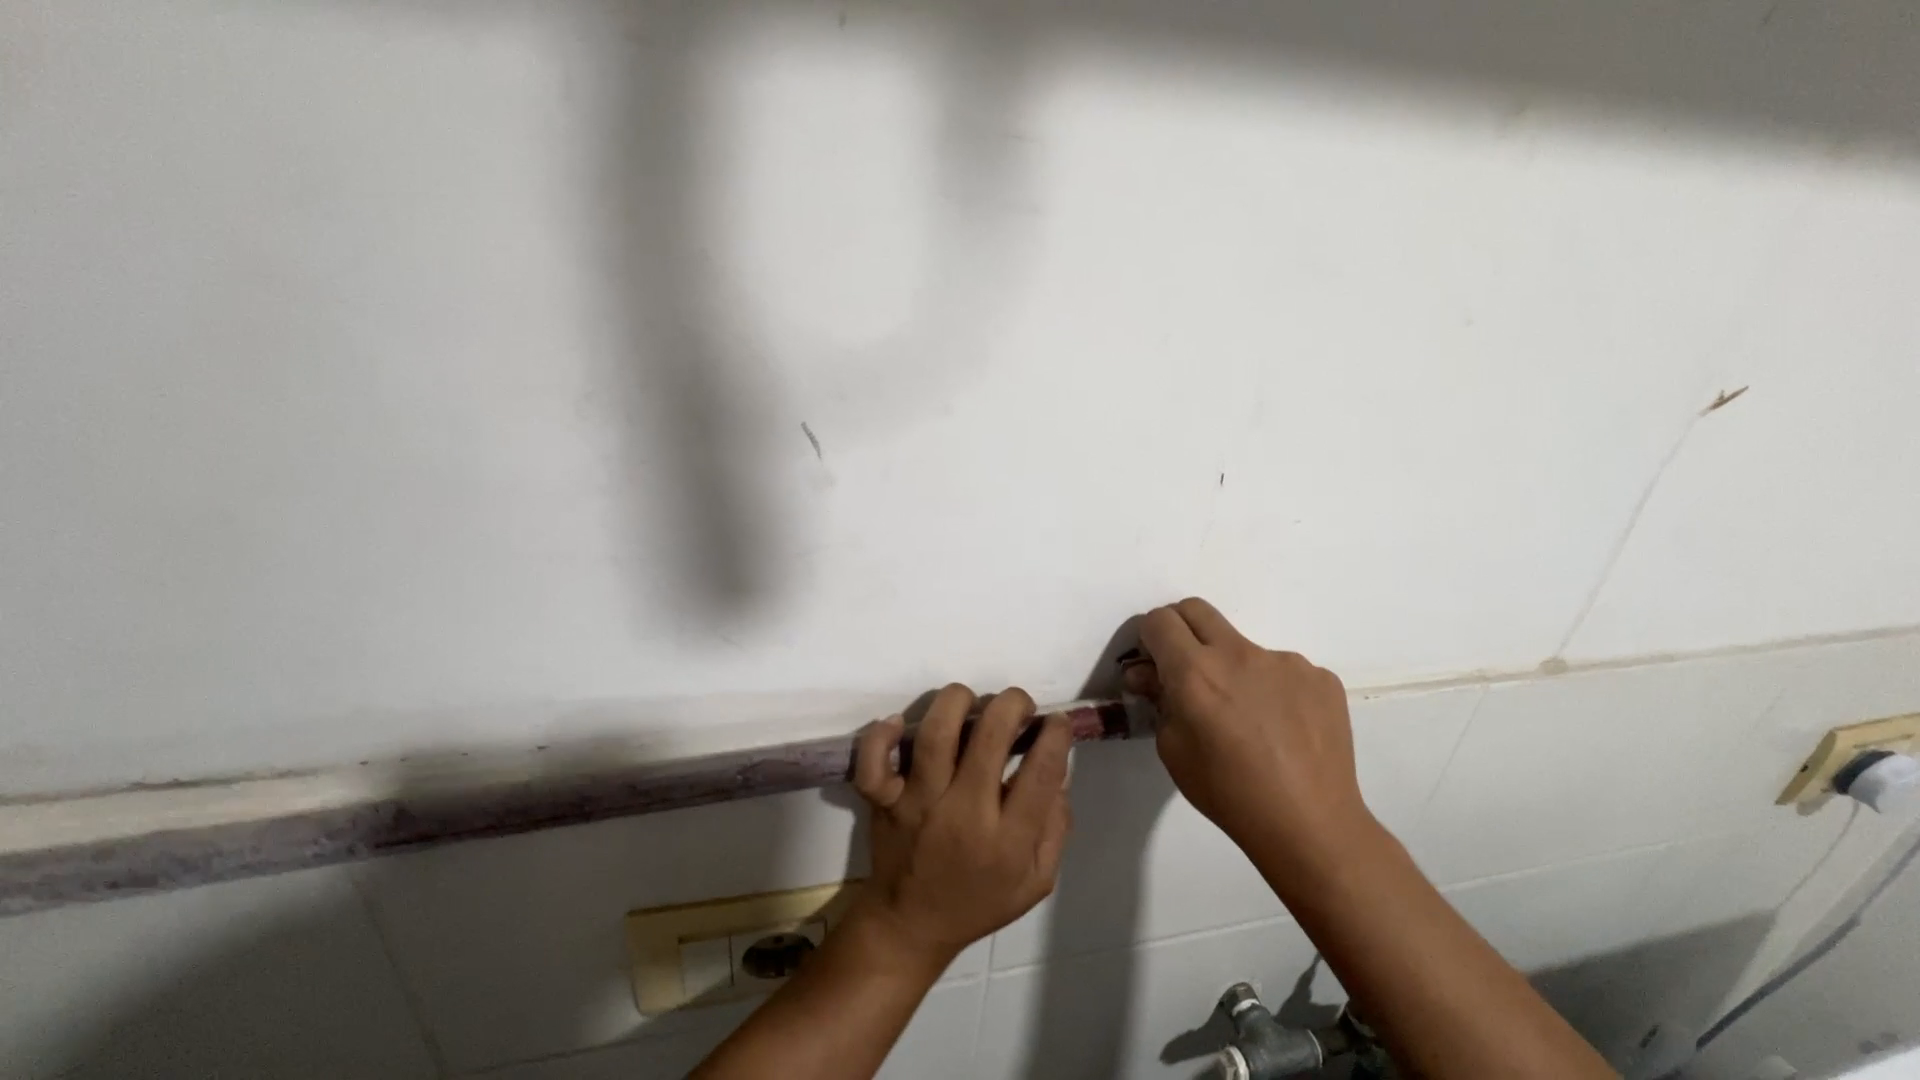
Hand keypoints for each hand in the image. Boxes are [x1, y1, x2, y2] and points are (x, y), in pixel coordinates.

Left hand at [849, 685, 1072, 967]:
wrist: (911, 925)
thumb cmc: (979, 901)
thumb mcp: (1036, 881)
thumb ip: (1055, 828)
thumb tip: (1060, 772)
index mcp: (1008, 840)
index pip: (1041, 772)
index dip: (1055, 735)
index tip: (1055, 722)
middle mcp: (964, 815)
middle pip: (990, 737)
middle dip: (1012, 704)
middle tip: (1019, 705)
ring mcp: (919, 805)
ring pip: (935, 735)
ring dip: (958, 701)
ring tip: (971, 701)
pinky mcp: (883, 803)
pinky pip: (873, 764)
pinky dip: (881, 737)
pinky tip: (900, 724)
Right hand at [1123, 598, 1369, 852]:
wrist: (1309, 823)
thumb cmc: (1228, 793)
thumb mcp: (1173, 751)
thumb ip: (1159, 701)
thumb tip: (1150, 674)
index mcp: (1195, 672)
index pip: (1160, 621)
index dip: (1150, 638)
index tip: (1155, 664)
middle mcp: (1239, 654)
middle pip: (1197, 610)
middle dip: (1182, 631)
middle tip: (1187, 670)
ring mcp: (1286, 661)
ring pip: (1244, 647)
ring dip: (1233, 668)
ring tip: (1248, 719)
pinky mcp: (1320, 677)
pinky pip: (1283, 671)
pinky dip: (1273, 690)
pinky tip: (1281, 729)